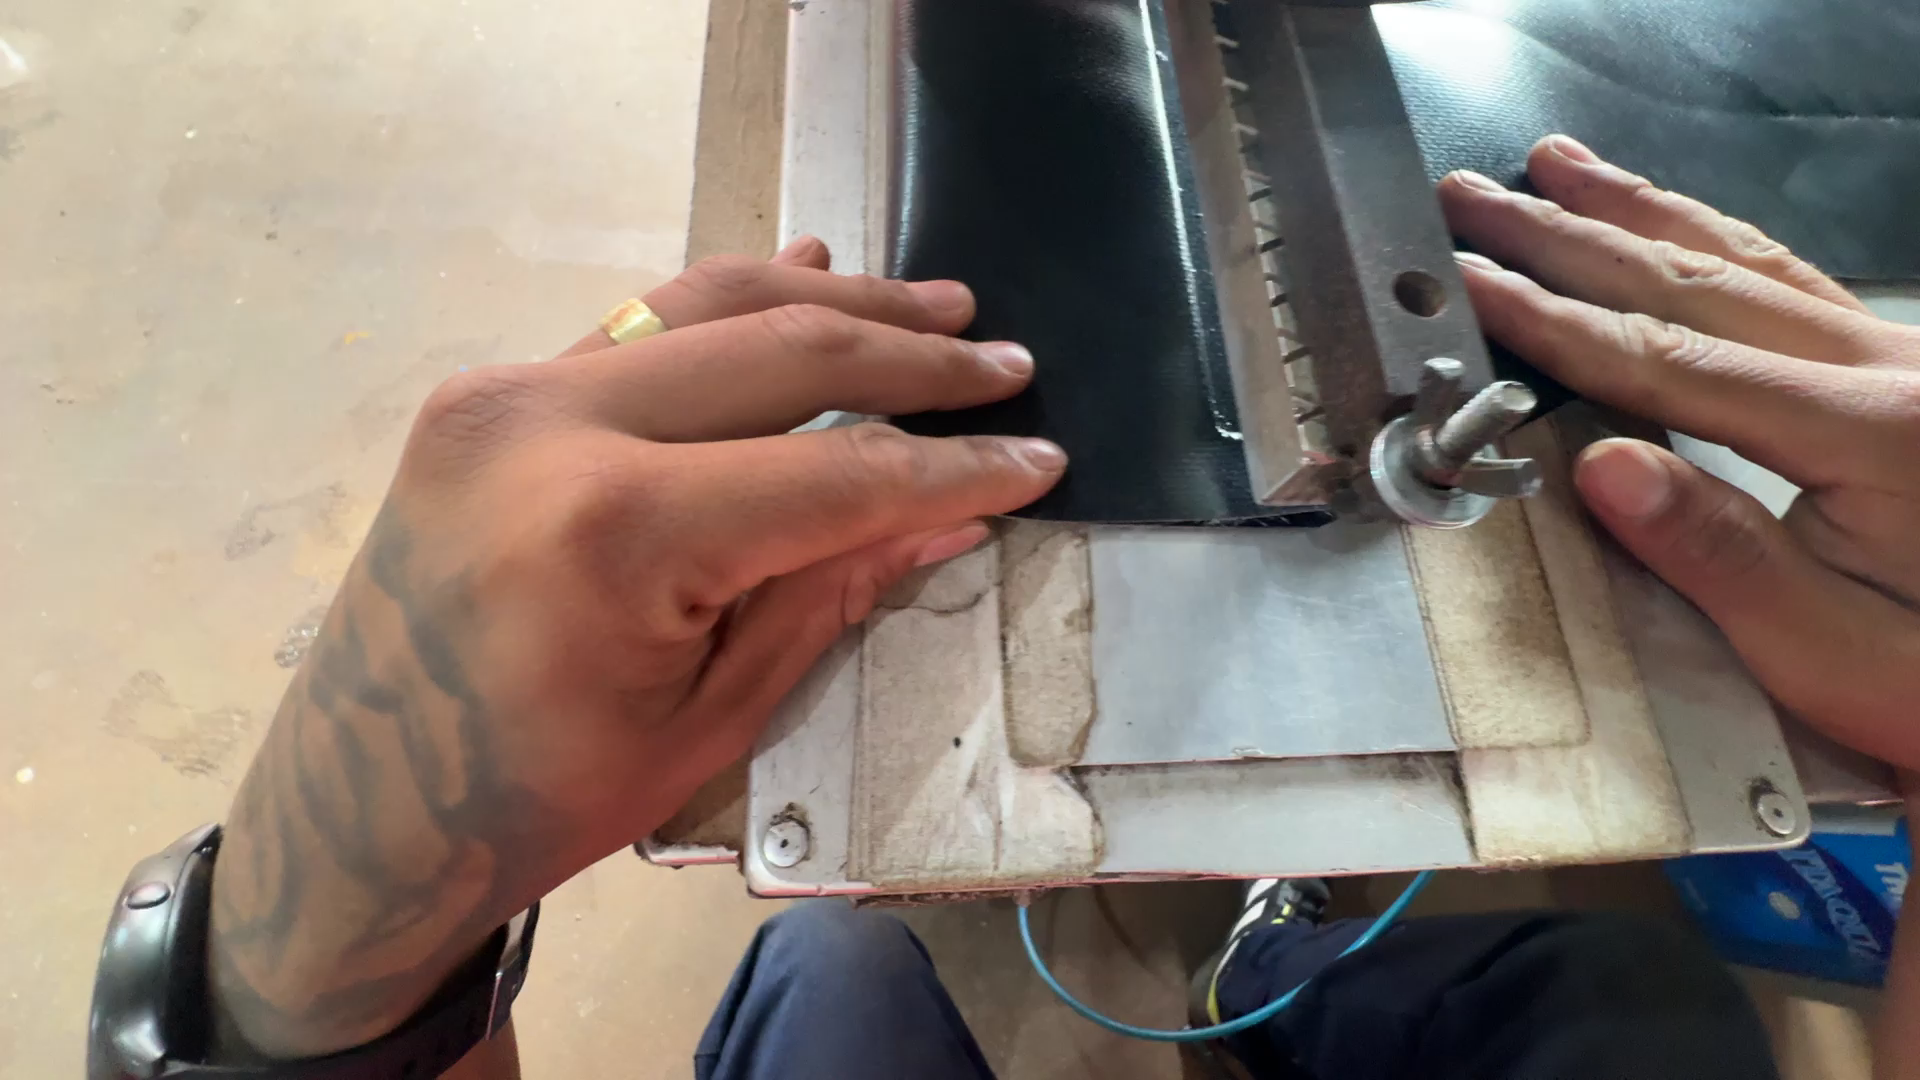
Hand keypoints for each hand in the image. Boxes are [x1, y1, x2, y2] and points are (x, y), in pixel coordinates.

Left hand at [206, 237, 1065, 1057]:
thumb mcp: (720, 708)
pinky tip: (808, 272)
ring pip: (719, 307)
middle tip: (1007, 365)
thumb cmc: (551, 793)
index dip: (953, 468)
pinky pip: (648, 322)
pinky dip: (743, 301)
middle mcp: (559, 421)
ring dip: (844, 303)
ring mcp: (516, 387)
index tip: (1037, 460)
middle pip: (787, 355)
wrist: (365, 805)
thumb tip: (952, 516)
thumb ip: (838, 588)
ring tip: (938, 310)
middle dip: (917, 362)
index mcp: (618, 529)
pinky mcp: (502, 389)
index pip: (838, 473)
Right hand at [1439, 135, 1919, 775]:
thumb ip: (1714, 551)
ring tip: (1558, 165)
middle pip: (1685, 281)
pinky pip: (1783, 278)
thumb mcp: (1826, 646)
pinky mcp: (1899, 364)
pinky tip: (1666, 220)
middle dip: (1563, 232)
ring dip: (1632, 209)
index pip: (1656, 357)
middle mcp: (1885, 364)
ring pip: (1738, 259)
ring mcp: (1900, 352)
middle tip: (1476, 193)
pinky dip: (1708, 237)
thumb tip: (1598, 466)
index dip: (1546, 316)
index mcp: (1864, 430)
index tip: (1467, 277)